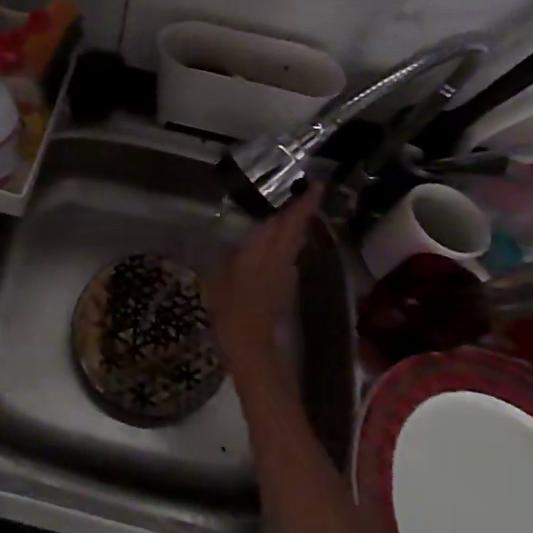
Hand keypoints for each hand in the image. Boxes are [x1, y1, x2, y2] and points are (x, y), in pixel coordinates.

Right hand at [205, 183, 323, 370]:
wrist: (254, 350)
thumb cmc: (231, 312)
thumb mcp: (218, 277)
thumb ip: (225, 255)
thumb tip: (228, 238)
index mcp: (265, 250)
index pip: (290, 220)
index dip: (305, 201)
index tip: (315, 181)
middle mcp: (281, 256)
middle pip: (299, 227)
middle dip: (305, 207)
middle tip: (305, 186)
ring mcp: (286, 272)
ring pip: (296, 240)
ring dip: (297, 223)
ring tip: (287, 206)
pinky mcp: (285, 285)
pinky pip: (289, 254)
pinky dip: (287, 240)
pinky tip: (273, 239)